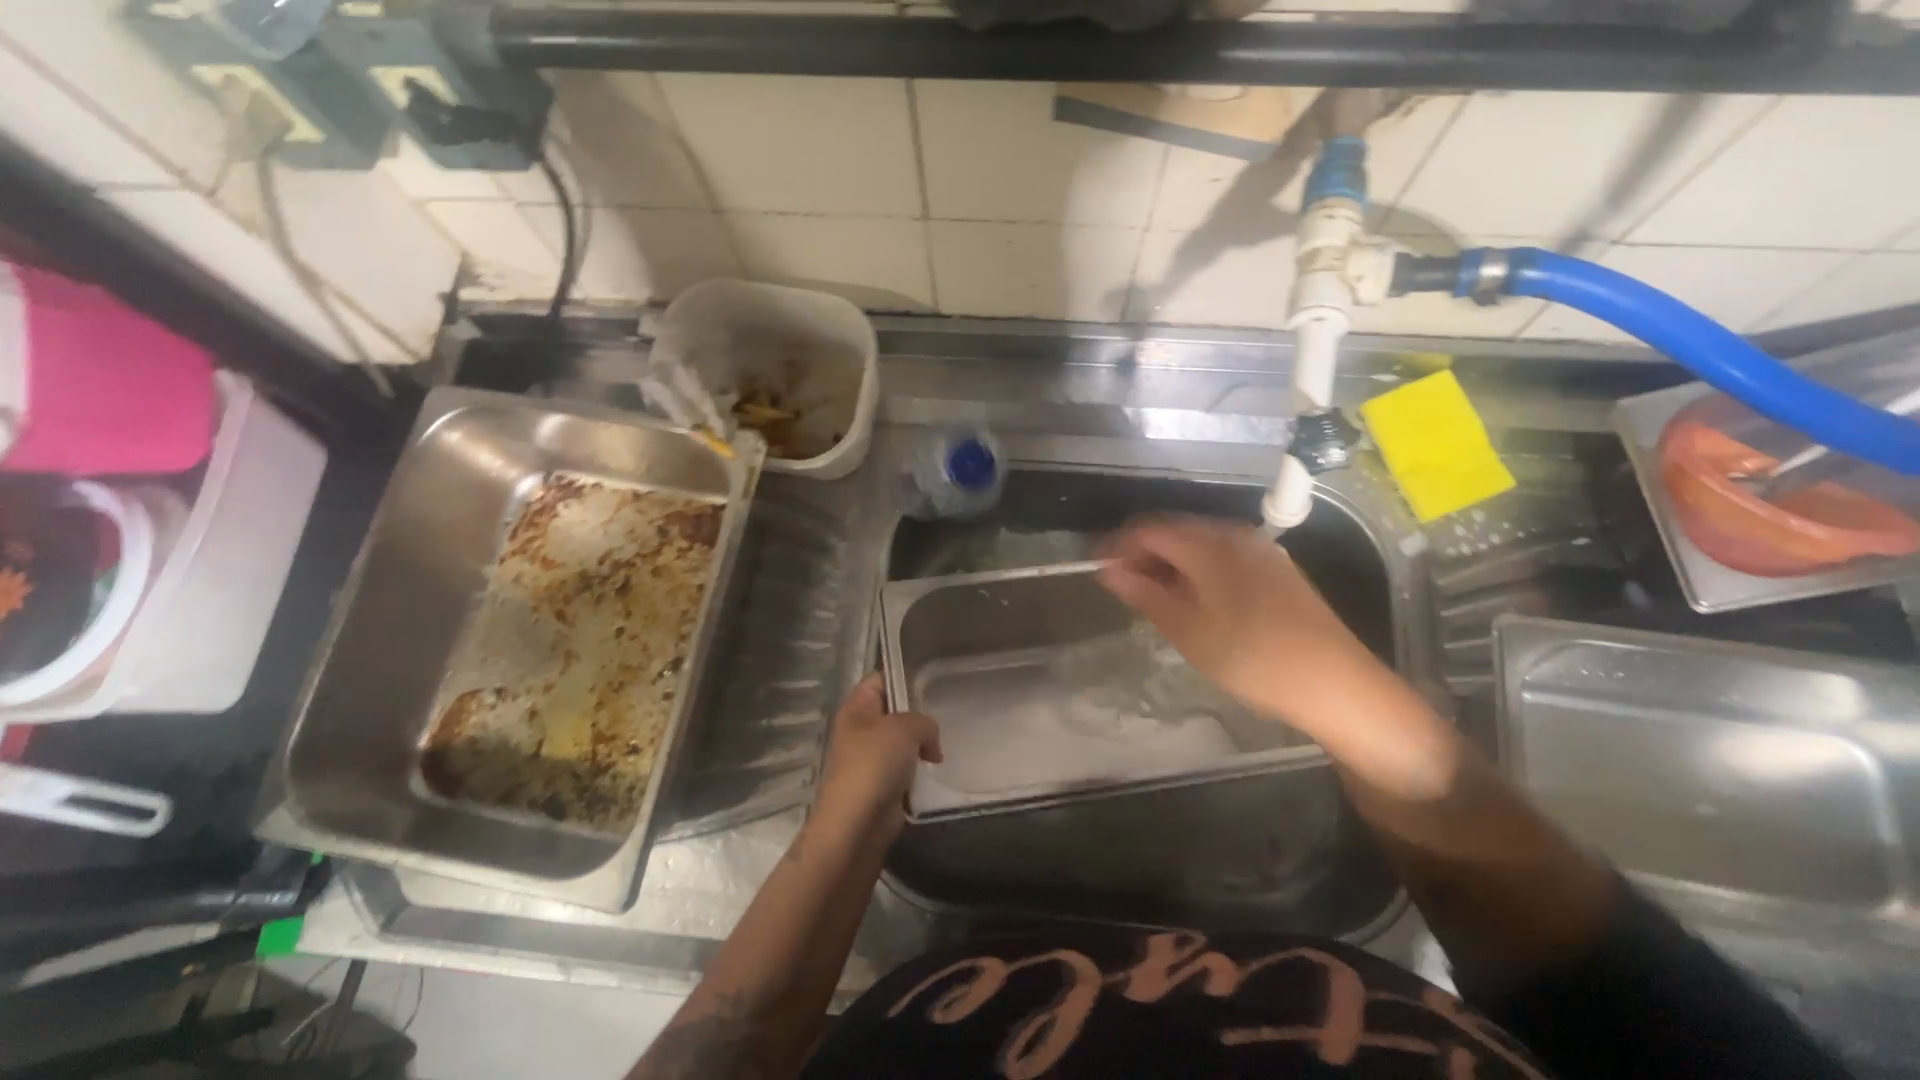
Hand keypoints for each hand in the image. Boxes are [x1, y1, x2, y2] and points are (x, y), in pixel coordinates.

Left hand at [811, 674, 941, 842]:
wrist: (858, 823)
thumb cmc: (875, 764)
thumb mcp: (905, 728)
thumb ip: (923, 722)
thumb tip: (929, 742)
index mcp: (856, 708)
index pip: (879, 679)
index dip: (902, 675)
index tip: (933, 678)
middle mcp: (860, 730)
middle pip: (893, 711)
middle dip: (919, 713)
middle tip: (948, 711)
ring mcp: (870, 759)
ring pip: (902, 742)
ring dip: (923, 744)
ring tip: (947, 741)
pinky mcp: (882, 785)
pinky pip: (905, 768)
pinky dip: (920, 770)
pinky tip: (938, 768)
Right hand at [1098, 516, 1394, 737]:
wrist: (1335, 683)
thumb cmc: (1253, 659)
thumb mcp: (1188, 632)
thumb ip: (1146, 595)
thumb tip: (1109, 570)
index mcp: (1209, 545)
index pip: (1149, 530)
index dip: (1117, 546)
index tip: (1095, 569)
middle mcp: (1236, 536)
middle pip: (1176, 532)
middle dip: (1143, 554)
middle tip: (1120, 587)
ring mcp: (1261, 551)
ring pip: (1201, 545)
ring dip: (1171, 563)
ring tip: (1152, 598)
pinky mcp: (1278, 571)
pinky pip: (1224, 558)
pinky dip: (1199, 571)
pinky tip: (1195, 601)